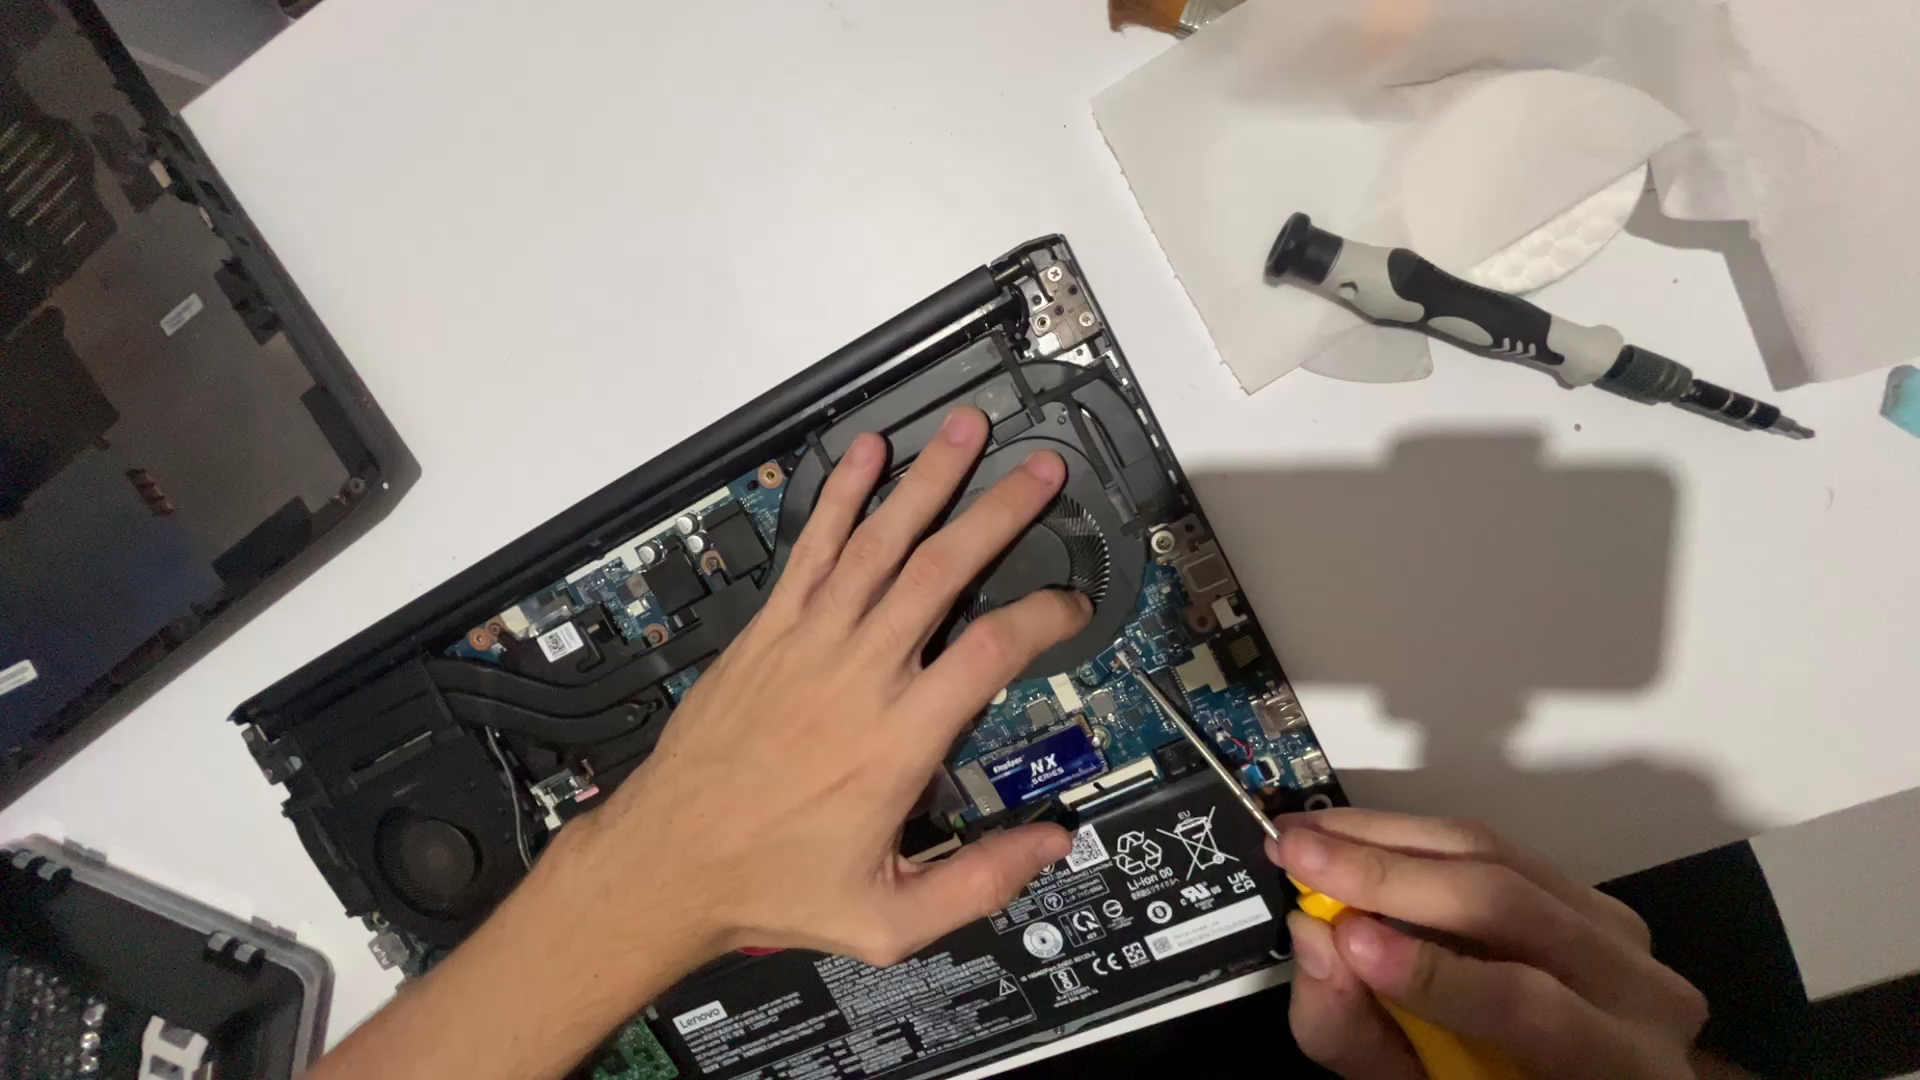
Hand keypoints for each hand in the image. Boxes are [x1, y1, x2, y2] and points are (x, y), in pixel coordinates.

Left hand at [556, 405, 1088, 970]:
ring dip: (927, 482)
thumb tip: (1051, 842)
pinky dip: (841, 497)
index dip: (1044, 616)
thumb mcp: (888, 917)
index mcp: (898, 737)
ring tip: (964, 432)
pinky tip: (865, 454)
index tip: (1071, 603)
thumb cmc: (774, 882)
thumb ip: (978, 881)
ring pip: (880, 543)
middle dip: (999, 511)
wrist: (667, 860)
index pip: (991, 649)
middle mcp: (859, 674)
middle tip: (1039, 470)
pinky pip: (810, 549)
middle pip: (942, 569)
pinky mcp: (769, 630)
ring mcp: (809, 641)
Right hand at [1270, 810, 1708, 1079]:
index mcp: (1617, 1070)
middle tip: (1295, 852)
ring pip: (1487, 851)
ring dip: (1378, 834)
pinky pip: (1478, 839)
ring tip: (1304, 832)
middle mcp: (1636, 988)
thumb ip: (1357, 1034)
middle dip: (1383, 874)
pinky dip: (1399, 830)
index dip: (1434, 972)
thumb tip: (1312, 935)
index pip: (1535, 1010)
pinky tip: (1344, 832)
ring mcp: (1609, 924)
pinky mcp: (1569, 883)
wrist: (1552, 1068)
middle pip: (1505, 902)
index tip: (1344, 937)